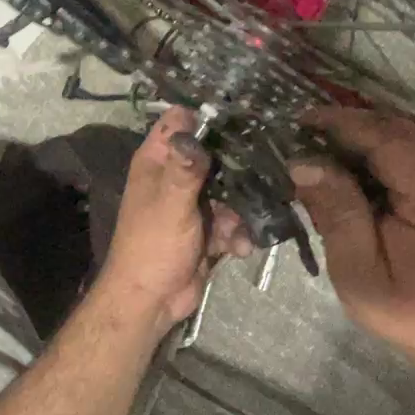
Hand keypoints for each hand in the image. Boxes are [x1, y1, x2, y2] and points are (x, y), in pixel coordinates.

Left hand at [94, 107, 252, 331]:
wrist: (151, 301)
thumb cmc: (152, 246)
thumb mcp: (171, 203)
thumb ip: (186, 167)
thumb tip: (194, 120)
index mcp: (156, 162)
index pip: (178, 122)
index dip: (204, 116)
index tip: (239, 113)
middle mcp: (174, 177)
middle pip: (213, 156)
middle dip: (237, 167)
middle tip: (263, 170)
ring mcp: (192, 204)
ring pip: (229, 191)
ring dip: (239, 211)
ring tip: (240, 228)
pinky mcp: (207, 230)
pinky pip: (232, 222)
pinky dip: (237, 234)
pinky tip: (240, 248)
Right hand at [292, 108, 414, 391]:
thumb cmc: (414, 312)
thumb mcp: (360, 274)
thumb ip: (336, 213)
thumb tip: (303, 162)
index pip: (387, 136)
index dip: (339, 123)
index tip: (295, 124)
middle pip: (396, 126)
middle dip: (346, 128)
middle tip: (301, 143)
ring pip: (405, 130)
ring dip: (362, 138)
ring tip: (322, 156)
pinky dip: (382, 149)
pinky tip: (355, 169)